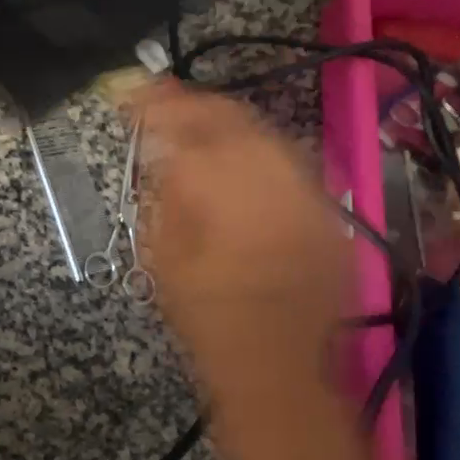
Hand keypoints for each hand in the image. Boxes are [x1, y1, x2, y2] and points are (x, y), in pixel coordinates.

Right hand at [133, 82, 347, 368]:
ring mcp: (309, 201)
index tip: (131, 92)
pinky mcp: (328, 217)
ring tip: (196, 112)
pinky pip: (293, 162)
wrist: (275, 367)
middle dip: (194, 103)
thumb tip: (160, 150)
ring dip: (229, 118)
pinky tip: (239, 146)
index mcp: (224, 200)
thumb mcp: (161, 251)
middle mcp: (275, 190)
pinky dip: (261, 144)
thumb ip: (164, 191)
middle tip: (160, 93)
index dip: (157, 105)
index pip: (187, 130)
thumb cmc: (203, 313)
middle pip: (234, 123)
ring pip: (269, 135)